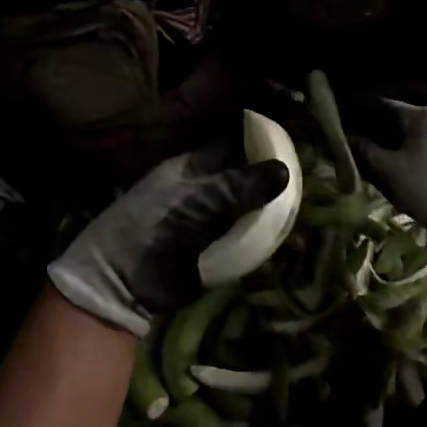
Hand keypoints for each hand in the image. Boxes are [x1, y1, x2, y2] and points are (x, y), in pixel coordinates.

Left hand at [48, 144, 289, 335]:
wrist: (121, 282)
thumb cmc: (154, 228)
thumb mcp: (200, 201)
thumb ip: (240, 186)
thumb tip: (284, 169)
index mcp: (191, 169)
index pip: (230, 147)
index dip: (257, 143)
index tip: (290, 145)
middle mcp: (201, 192)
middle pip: (243, 182)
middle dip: (270, 185)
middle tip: (305, 188)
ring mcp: (206, 224)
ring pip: (246, 215)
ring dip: (270, 220)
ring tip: (301, 225)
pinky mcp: (211, 254)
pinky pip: (243, 246)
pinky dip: (261, 250)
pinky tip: (284, 252)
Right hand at [352, 99, 426, 268]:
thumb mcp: (389, 171)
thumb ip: (364, 151)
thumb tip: (346, 138)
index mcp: (421, 114)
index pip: (380, 105)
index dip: (357, 115)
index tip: (339, 128)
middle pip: (395, 120)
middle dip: (372, 133)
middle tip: (350, 147)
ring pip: (409, 136)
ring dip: (389, 146)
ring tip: (368, 162)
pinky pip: (422, 147)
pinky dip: (405, 155)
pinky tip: (393, 171)